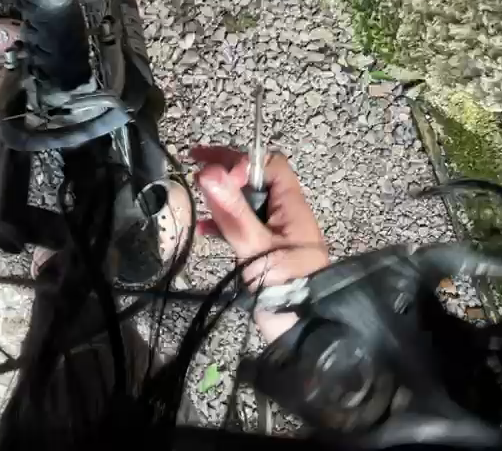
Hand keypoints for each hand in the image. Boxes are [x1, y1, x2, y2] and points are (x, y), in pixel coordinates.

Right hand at [191, 144, 330, 339]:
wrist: (305, 340)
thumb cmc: (287, 290)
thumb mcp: (256, 250)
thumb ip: (233, 213)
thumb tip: (209, 172)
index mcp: (292, 206)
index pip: (269, 165)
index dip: (242, 162)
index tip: (217, 174)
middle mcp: (285, 213)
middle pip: (256, 178)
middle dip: (226, 169)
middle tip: (195, 161)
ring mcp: (276, 232)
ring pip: (247, 201)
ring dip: (222, 194)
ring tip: (195, 190)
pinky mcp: (266, 251)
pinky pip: (244, 225)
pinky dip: (223, 222)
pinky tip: (203, 230)